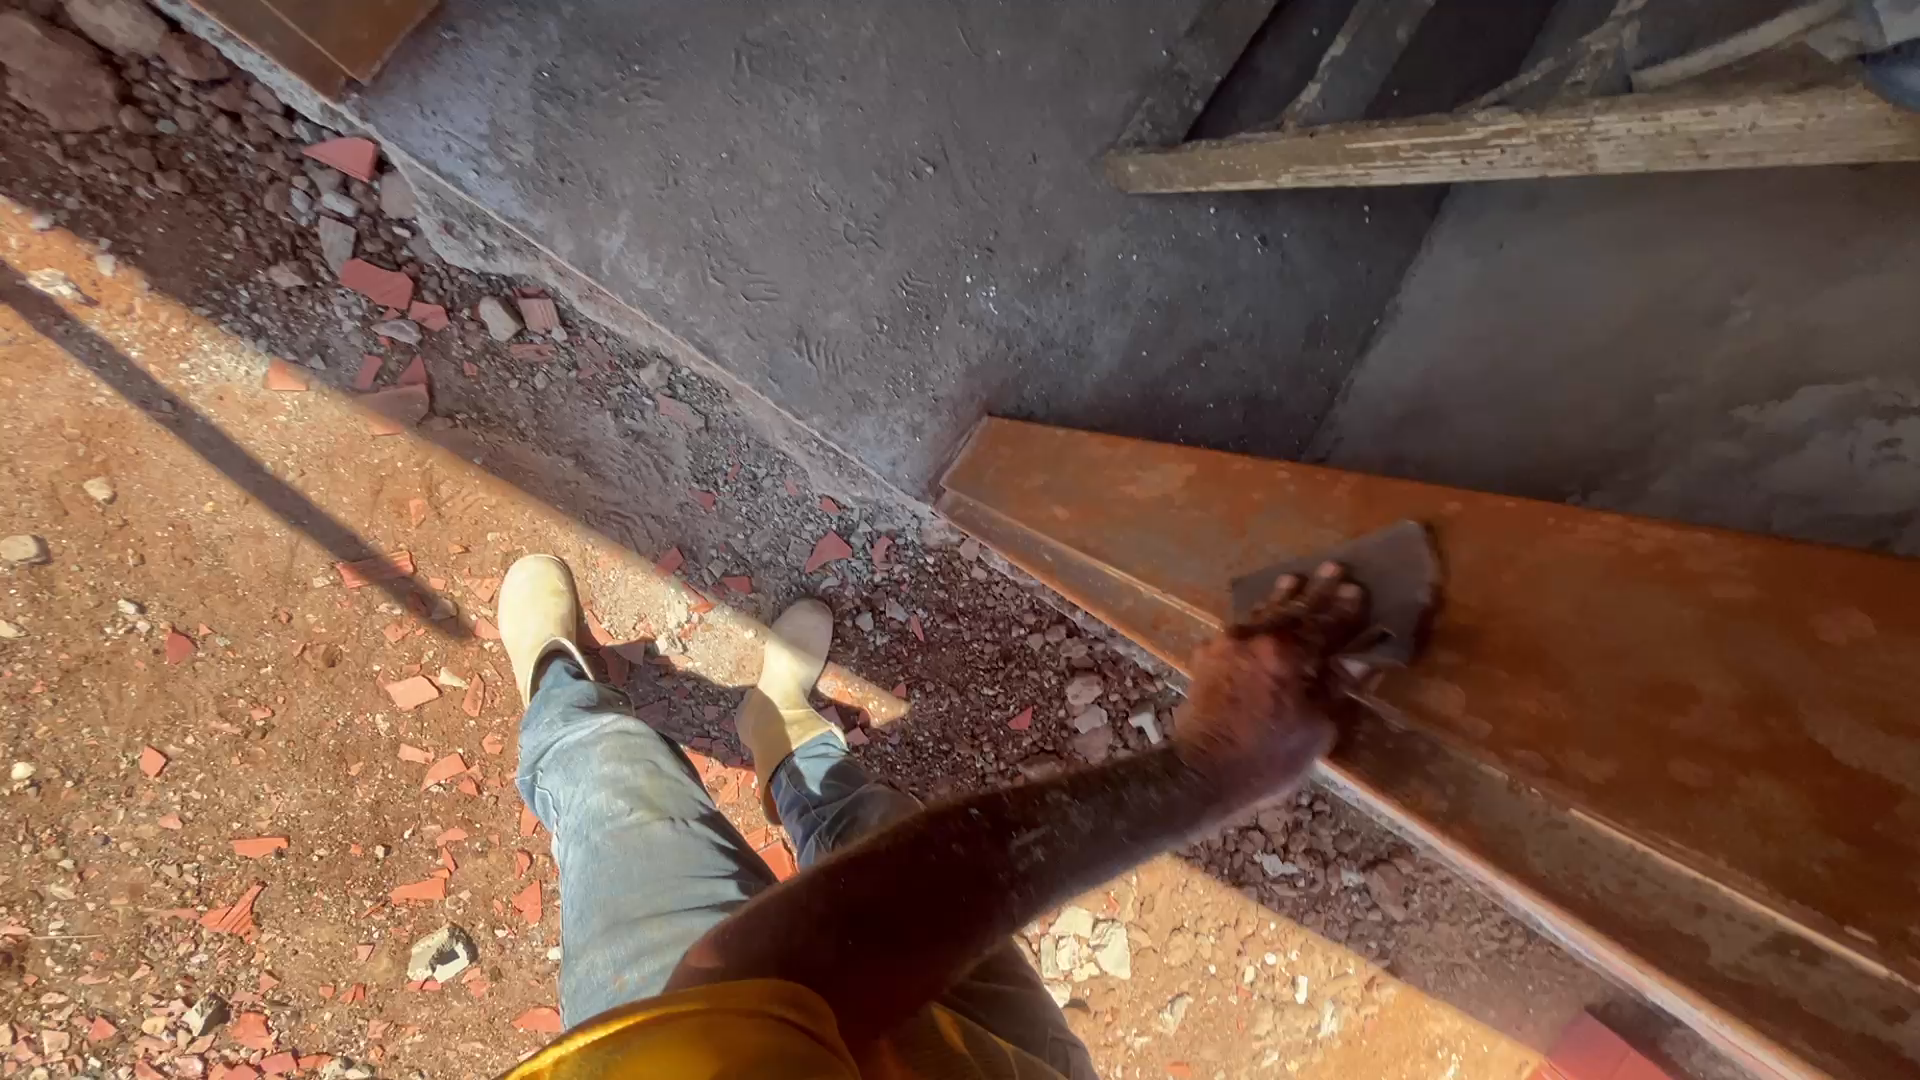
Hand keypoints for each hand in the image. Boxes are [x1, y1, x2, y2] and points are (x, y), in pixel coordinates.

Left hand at [1176, 562, 1367, 789]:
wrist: (1202, 769)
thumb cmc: (1269, 756)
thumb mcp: (1317, 727)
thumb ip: (1335, 686)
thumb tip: (1358, 660)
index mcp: (1286, 653)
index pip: (1324, 624)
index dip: (1343, 608)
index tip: (1357, 588)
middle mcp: (1253, 639)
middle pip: (1290, 609)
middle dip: (1314, 590)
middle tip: (1332, 566)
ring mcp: (1224, 645)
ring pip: (1258, 614)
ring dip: (1279, 598)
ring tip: (1292, 579)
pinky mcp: (1204, 657)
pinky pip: (1235, 631)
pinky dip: (1252, 622)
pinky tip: (1256, 618)